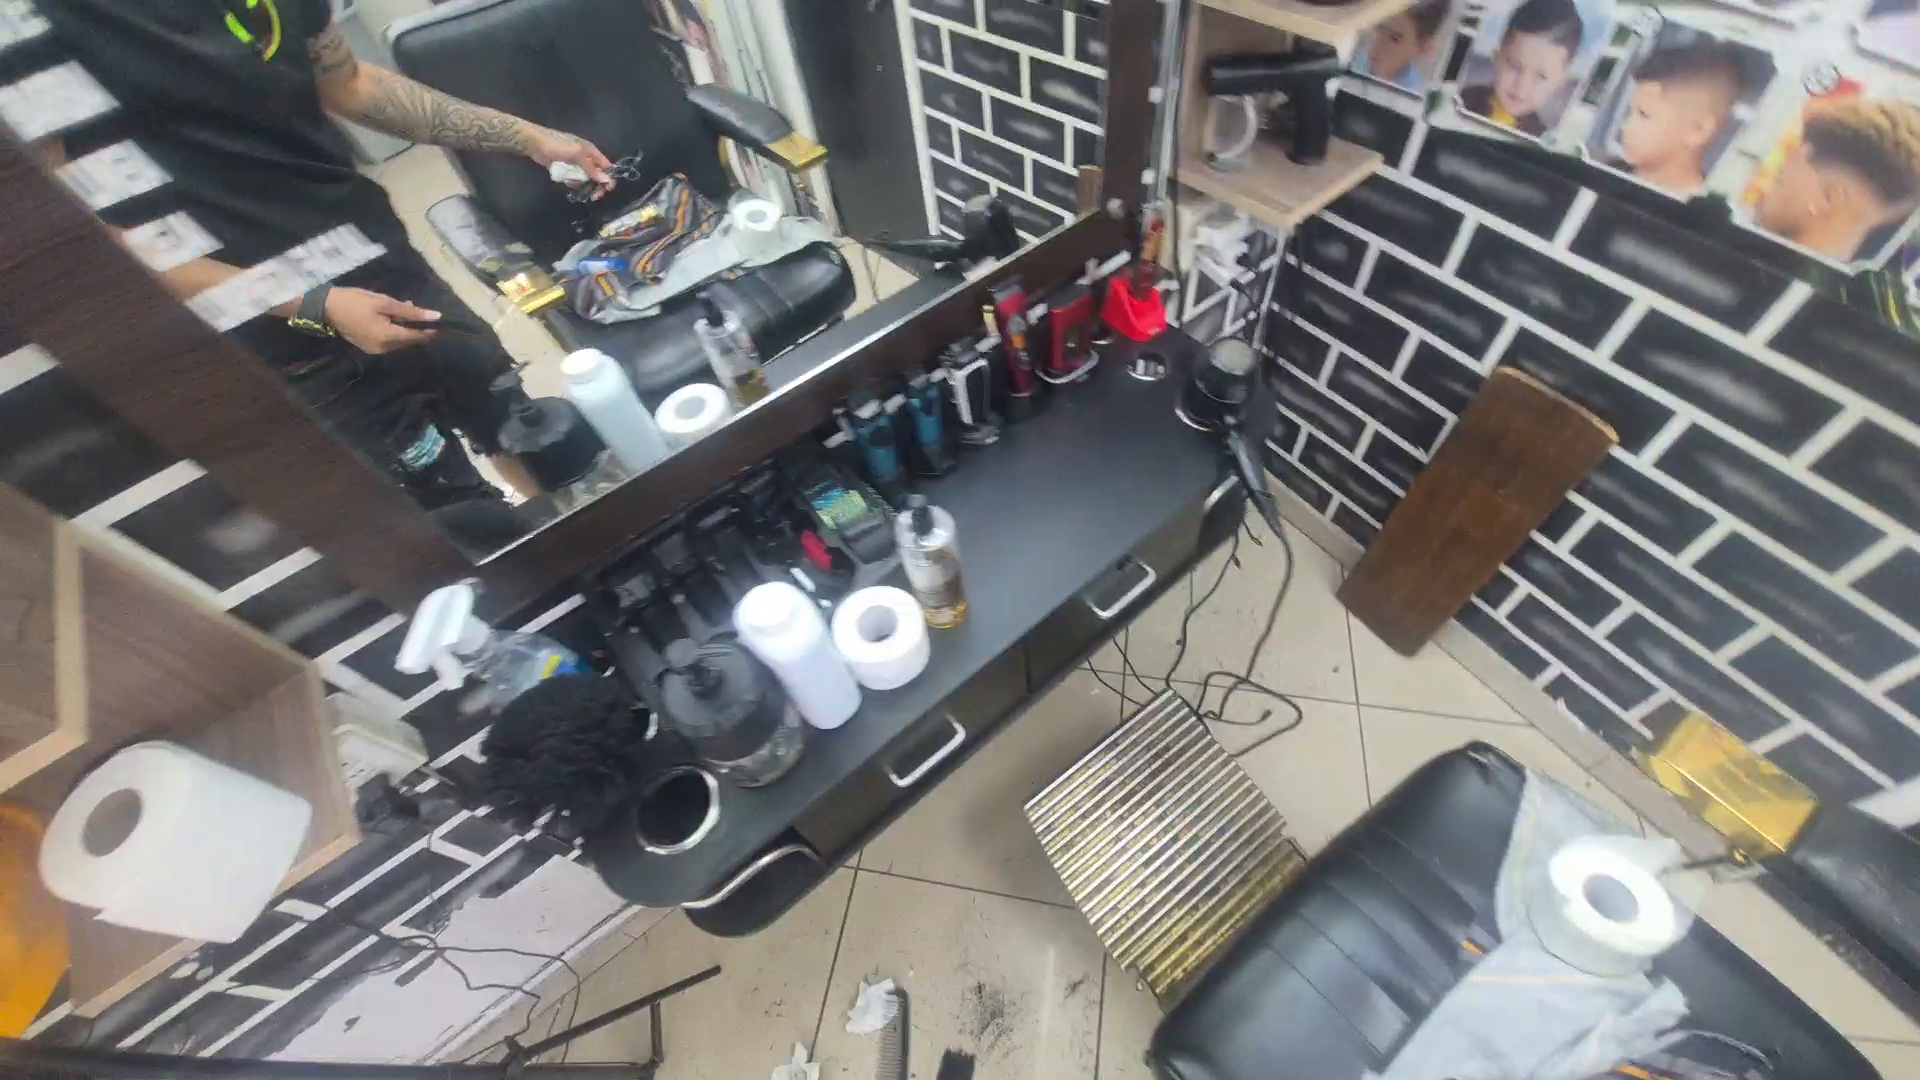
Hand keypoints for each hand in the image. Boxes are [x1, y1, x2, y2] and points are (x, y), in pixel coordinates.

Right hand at [324, 288, 439, 353]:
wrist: (321, 307)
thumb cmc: (353, 301)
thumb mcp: (383, 302)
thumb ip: (411, 312)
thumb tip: (436, 317)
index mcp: (389, 337)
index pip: (418, 337)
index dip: (430, 330)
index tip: (437, 321)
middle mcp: (385, 348)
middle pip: (410, 340)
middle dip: (415, 327)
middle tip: (414, 309)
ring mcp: (376, 350)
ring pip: (400, 341)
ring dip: (404, 328)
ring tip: (400, 311)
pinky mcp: (369, 348)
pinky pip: (388, 342)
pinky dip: (392, 332)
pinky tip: (388, 319)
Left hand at [526, 128, 615, 199]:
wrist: (533, 142)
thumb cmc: (555, 146)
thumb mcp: (576, 155)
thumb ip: (591, 168)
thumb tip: (607, 181)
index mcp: (591, 151)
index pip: (607, 167)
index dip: (608, 179)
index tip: (604, 190)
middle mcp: (586, 157)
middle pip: (598, 176)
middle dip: (596, 186)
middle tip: (592, 196)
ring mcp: (576, 163)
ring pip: (586, 179)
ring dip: (582, 184)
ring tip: (573, 183)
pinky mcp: (567, 168)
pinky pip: (575, 179)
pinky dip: (572, 182)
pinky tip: (567, 181)